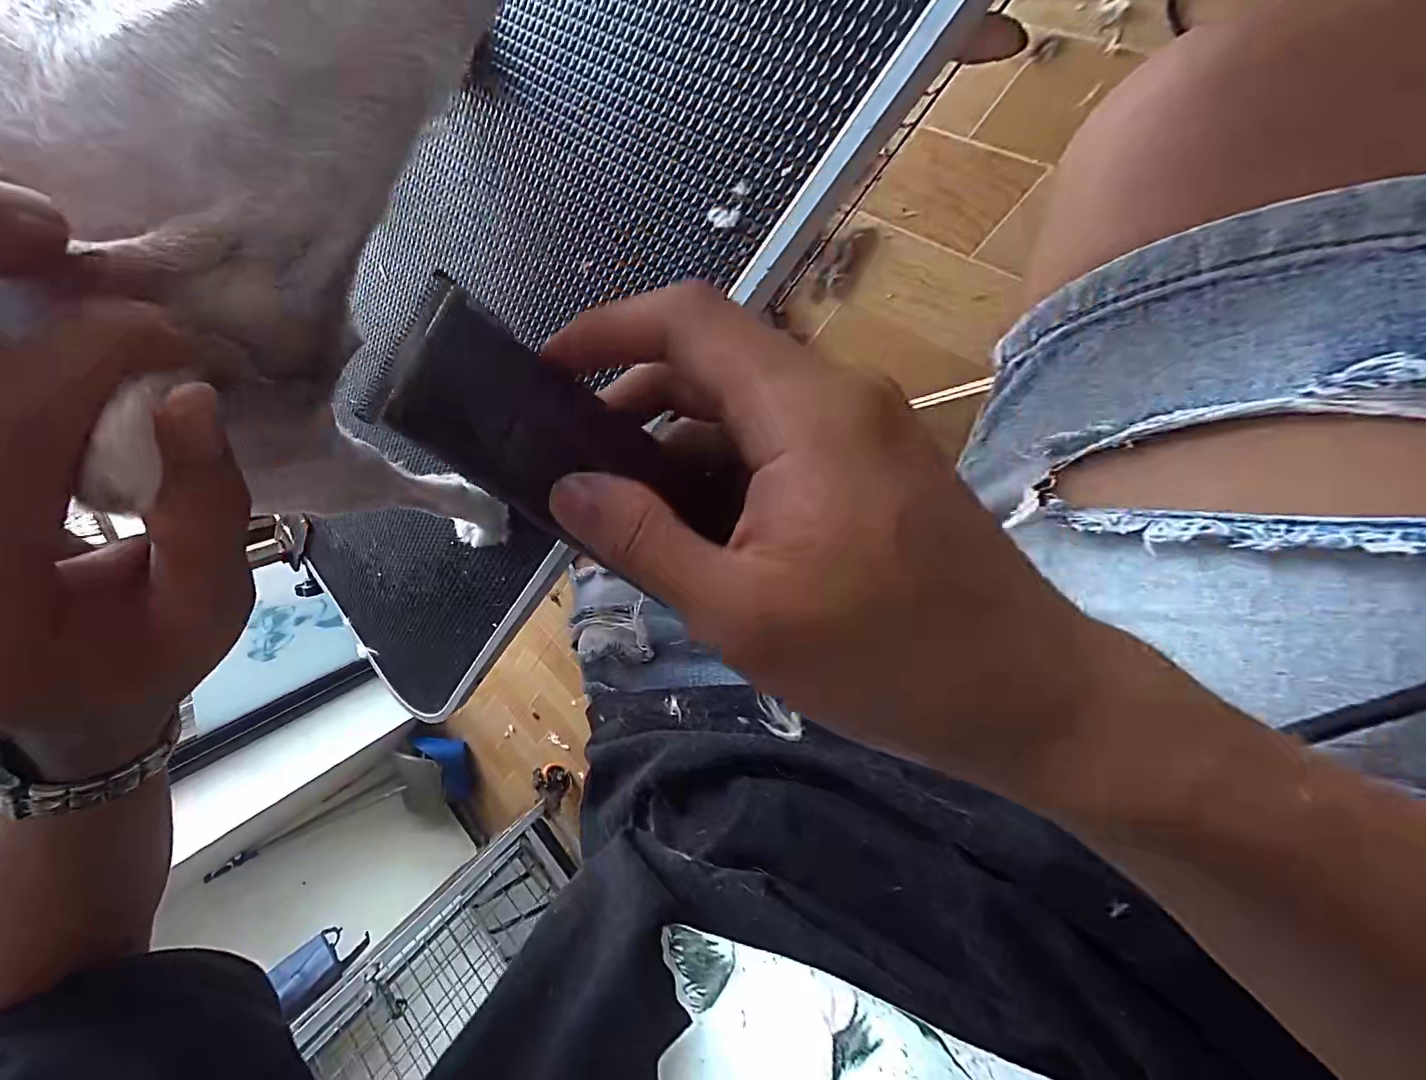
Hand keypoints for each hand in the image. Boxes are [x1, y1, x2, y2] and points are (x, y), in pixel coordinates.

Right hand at [544, 284, 1141, 796]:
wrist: (1036, 702)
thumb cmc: (888, 660)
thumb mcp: (737, 611)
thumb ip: (641, 540)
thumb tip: (566, 488)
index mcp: (805, 413)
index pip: (690, 321)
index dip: (608, 328)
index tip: (547, 368)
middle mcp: (831, 398)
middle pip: (705, 363)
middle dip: (625, 403)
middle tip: (571, 466)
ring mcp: (851, 431)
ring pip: (731, 409)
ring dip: (664, 448)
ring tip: (617, 513)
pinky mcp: (859, 467)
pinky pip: (763, 446)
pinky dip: (707, 474)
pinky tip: (681, 532)